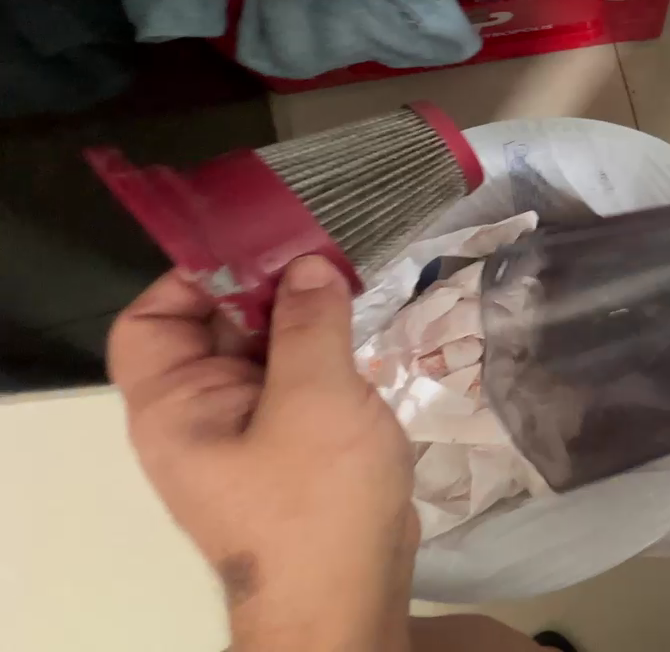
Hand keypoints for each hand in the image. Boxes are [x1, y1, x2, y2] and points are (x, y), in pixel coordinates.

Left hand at [108, 256, 417, 651]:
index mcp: (177, 404)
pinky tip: (363, 330)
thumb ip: (311, 325)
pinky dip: (326, 343)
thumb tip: (309, 263)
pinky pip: (299, 374)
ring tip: (355, 280)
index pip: (154, 321)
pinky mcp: (296, 435)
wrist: (346, 578)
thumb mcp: (316, 397)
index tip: (267, 244)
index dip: (196, 278)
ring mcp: (252, 424)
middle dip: (267, 286)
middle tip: (330, 249)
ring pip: (266, 349)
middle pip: (215, 328)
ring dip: (305, 314)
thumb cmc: (315, 489)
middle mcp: (203, 410)